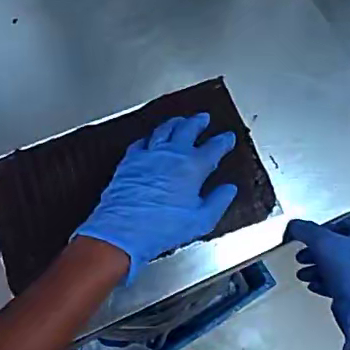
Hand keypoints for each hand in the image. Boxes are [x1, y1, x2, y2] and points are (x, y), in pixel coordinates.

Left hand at [74, 113, 238, 283]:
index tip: (227, 138)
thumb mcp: (201, 221)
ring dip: (175, 123)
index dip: (223, 141)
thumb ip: (218, 202)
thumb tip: (228, 190)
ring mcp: (148, 155)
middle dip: (198, 122)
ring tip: (180, 120)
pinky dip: (150, 137)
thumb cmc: (161, 228)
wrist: (122, 231)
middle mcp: (171, 154)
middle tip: (204, 118)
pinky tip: (150, 138)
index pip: (214, 147)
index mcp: (192, 167)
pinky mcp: (129, 161)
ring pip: (164, 130)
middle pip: (187, 129)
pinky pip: (142, 141)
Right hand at [285, 217, 349, 349]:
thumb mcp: (324, 244)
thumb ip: (306, 231)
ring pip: (338, 267)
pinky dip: (325, 283)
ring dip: (318, 269)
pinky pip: (341, 285)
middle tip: (302, 256)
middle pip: (338, 247)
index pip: (340, 225)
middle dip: (315, 253)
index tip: (304, 235)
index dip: (319, 230)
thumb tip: (295, 225)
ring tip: (304, 273)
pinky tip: (314, 285)